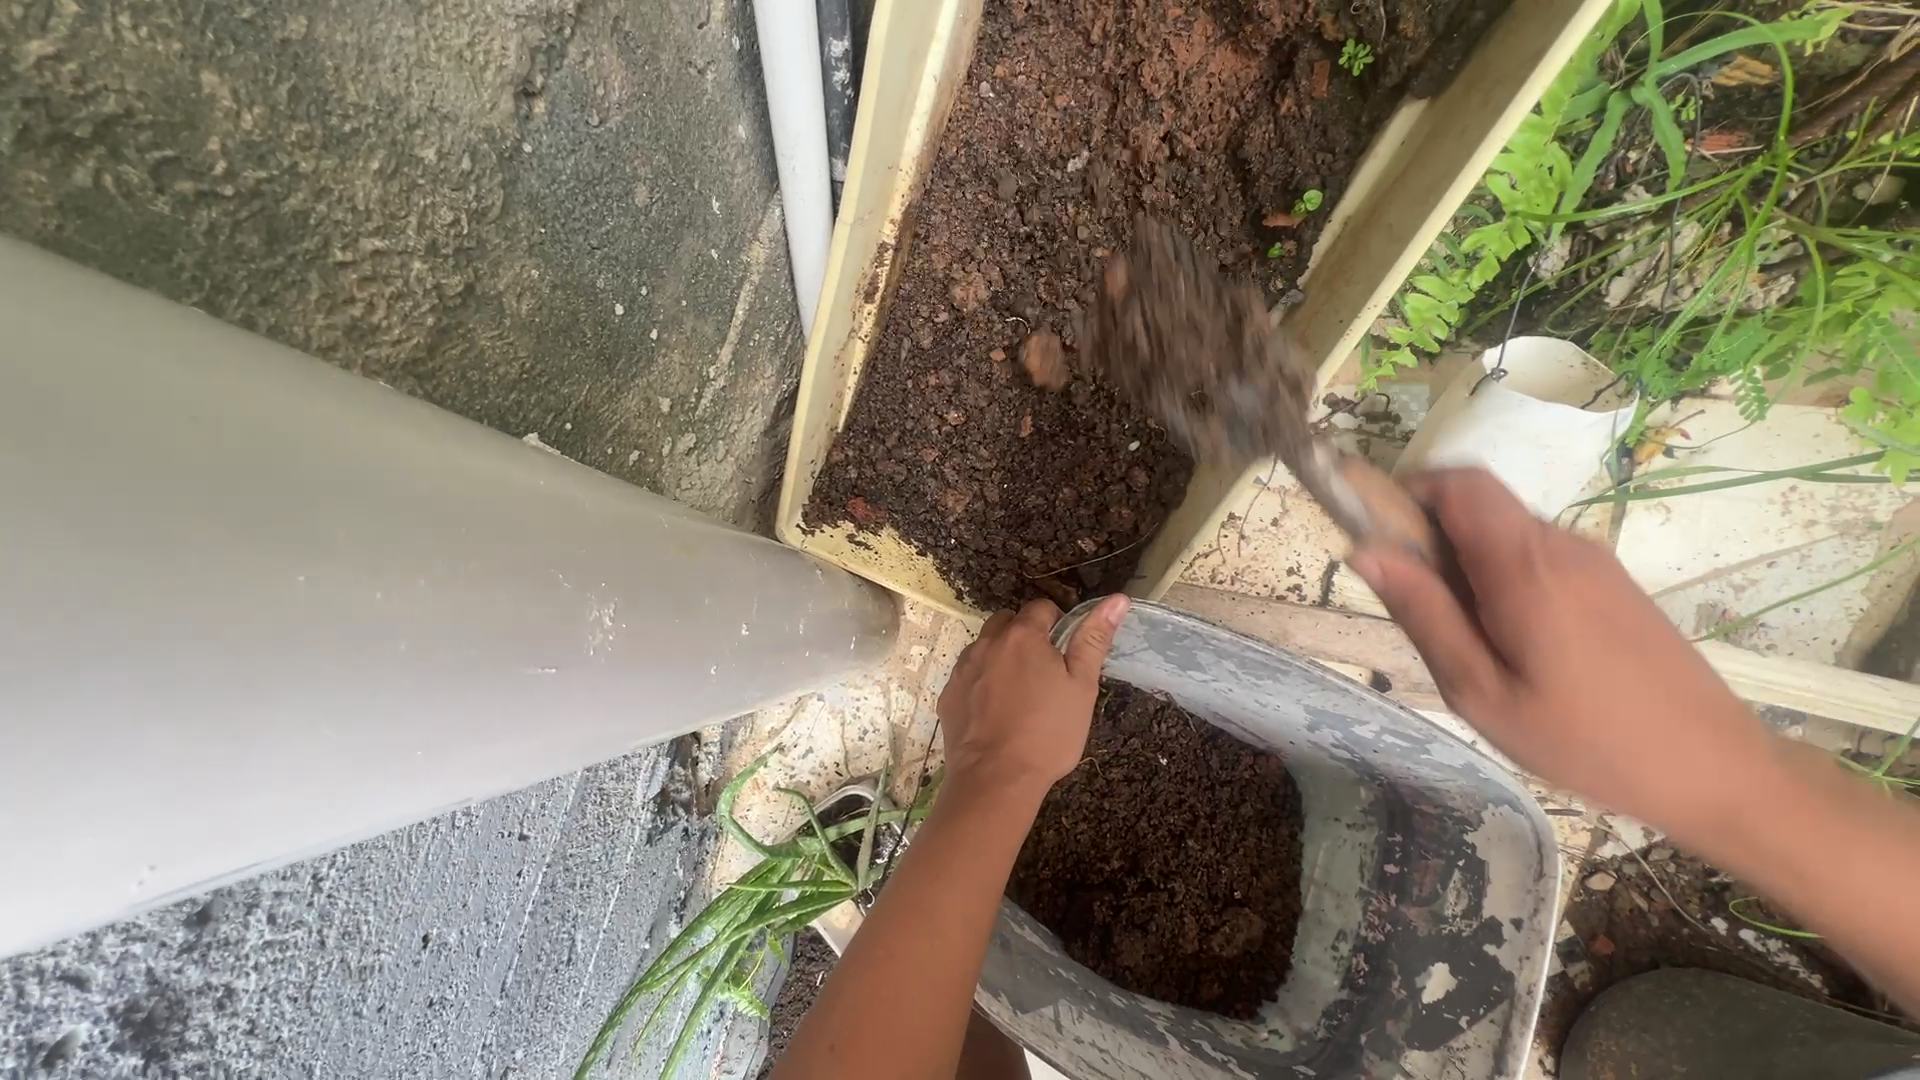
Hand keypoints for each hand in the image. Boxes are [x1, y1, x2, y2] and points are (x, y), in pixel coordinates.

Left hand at [937, 594, 1129, 801]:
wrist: (996, 778)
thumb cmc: (1048, 733)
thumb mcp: (1082, 686)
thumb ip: (1094, 639)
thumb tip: (1116, 600)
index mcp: (1023, 636)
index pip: (1041, 608)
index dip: (1057, 624)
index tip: (1065, 653)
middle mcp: (987, 643)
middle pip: (1008, 622)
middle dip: (1026, 636)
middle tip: (1044, 672)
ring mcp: (963, 669)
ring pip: (985, 647)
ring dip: (1001, 657)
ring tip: (1020, 694)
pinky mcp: (949, 695)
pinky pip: (968, 676)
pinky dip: (982, 683)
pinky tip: (996, 712)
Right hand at [1348, 468, 1776, 831]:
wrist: (1719, 772)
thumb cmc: (1584, 739)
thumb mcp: (1477, 688)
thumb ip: (1422, 612)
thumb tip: (1365, 551)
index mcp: (1524, 564)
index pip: (1459, 482)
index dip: (1407, 492)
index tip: (1378, 538)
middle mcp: (1560, 545)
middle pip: (1475, 505)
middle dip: (1426, 537)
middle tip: (1414, 607)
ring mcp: (1591, 562)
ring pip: (1500, 533)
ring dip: (1460, 562)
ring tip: (1462, 638)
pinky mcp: (1608, 583)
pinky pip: (1531, 556)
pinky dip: (1496, 577)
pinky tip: (1507, 641)